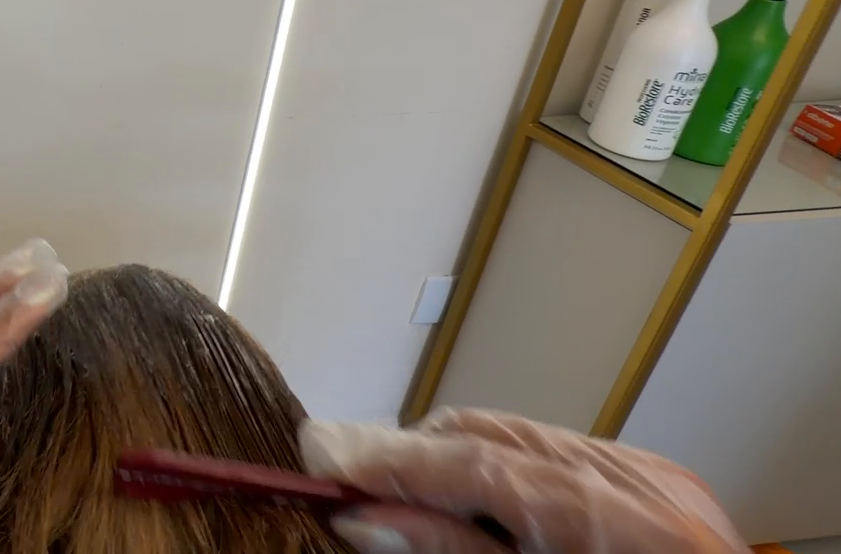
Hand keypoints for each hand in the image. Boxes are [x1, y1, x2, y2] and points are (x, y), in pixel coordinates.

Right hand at [300, 407, 744, 552]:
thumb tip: (357, 516)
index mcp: (628, 529)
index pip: (476, 464)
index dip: (388, 457)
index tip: (317, 452)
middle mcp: (637, 482)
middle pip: (479, 434)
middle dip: (406, 455)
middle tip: (348, 483)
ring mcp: (643, 472)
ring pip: (498, 432)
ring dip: (440, 459)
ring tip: (405, 499)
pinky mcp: (643, 473)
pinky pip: (531, 447)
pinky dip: (485, 466)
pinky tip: (470, 501)